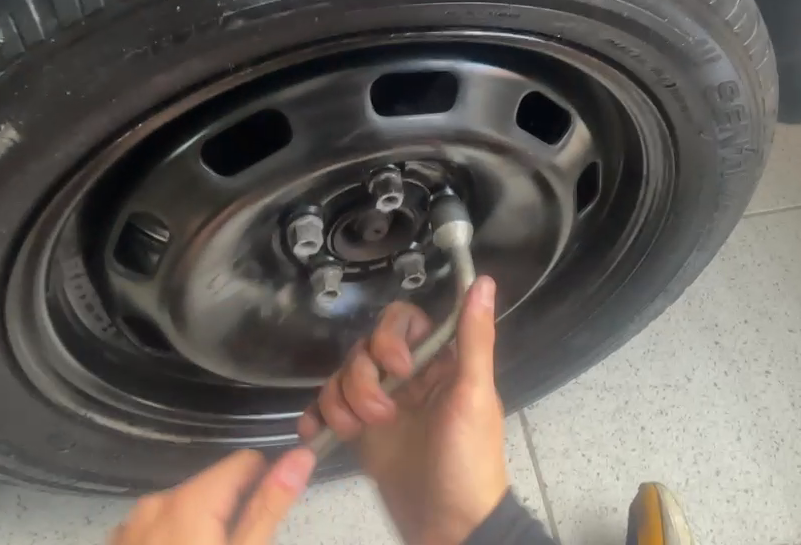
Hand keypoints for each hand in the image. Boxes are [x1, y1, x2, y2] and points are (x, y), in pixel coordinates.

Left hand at [110, 448, 314, 544]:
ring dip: (201, 533)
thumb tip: (301, 455)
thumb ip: (271, 506)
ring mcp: (128, 531)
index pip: (246, 462)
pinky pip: (156, 533)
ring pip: (185, 511)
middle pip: (214, 488)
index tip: (263, 527)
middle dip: (231, 516)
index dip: (264, 487)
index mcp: (189, 500)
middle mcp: (155, 503)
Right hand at [299, 276, 508, 544]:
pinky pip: (328, 410)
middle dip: (362, 377)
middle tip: (380, 414)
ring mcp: (381, 405)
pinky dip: (317, 417)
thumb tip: (484, 281)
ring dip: (342, 401)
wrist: (449, 529)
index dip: (390, 337)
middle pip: (365, 348)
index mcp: (438, 360)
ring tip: (360, 432)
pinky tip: (316, 434)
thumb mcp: (475, 395)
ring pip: (343, 376)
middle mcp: (407, 376)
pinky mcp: (360, 435)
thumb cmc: (469, 459)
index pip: (402, 321)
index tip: (397, 367)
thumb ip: (475, 338)